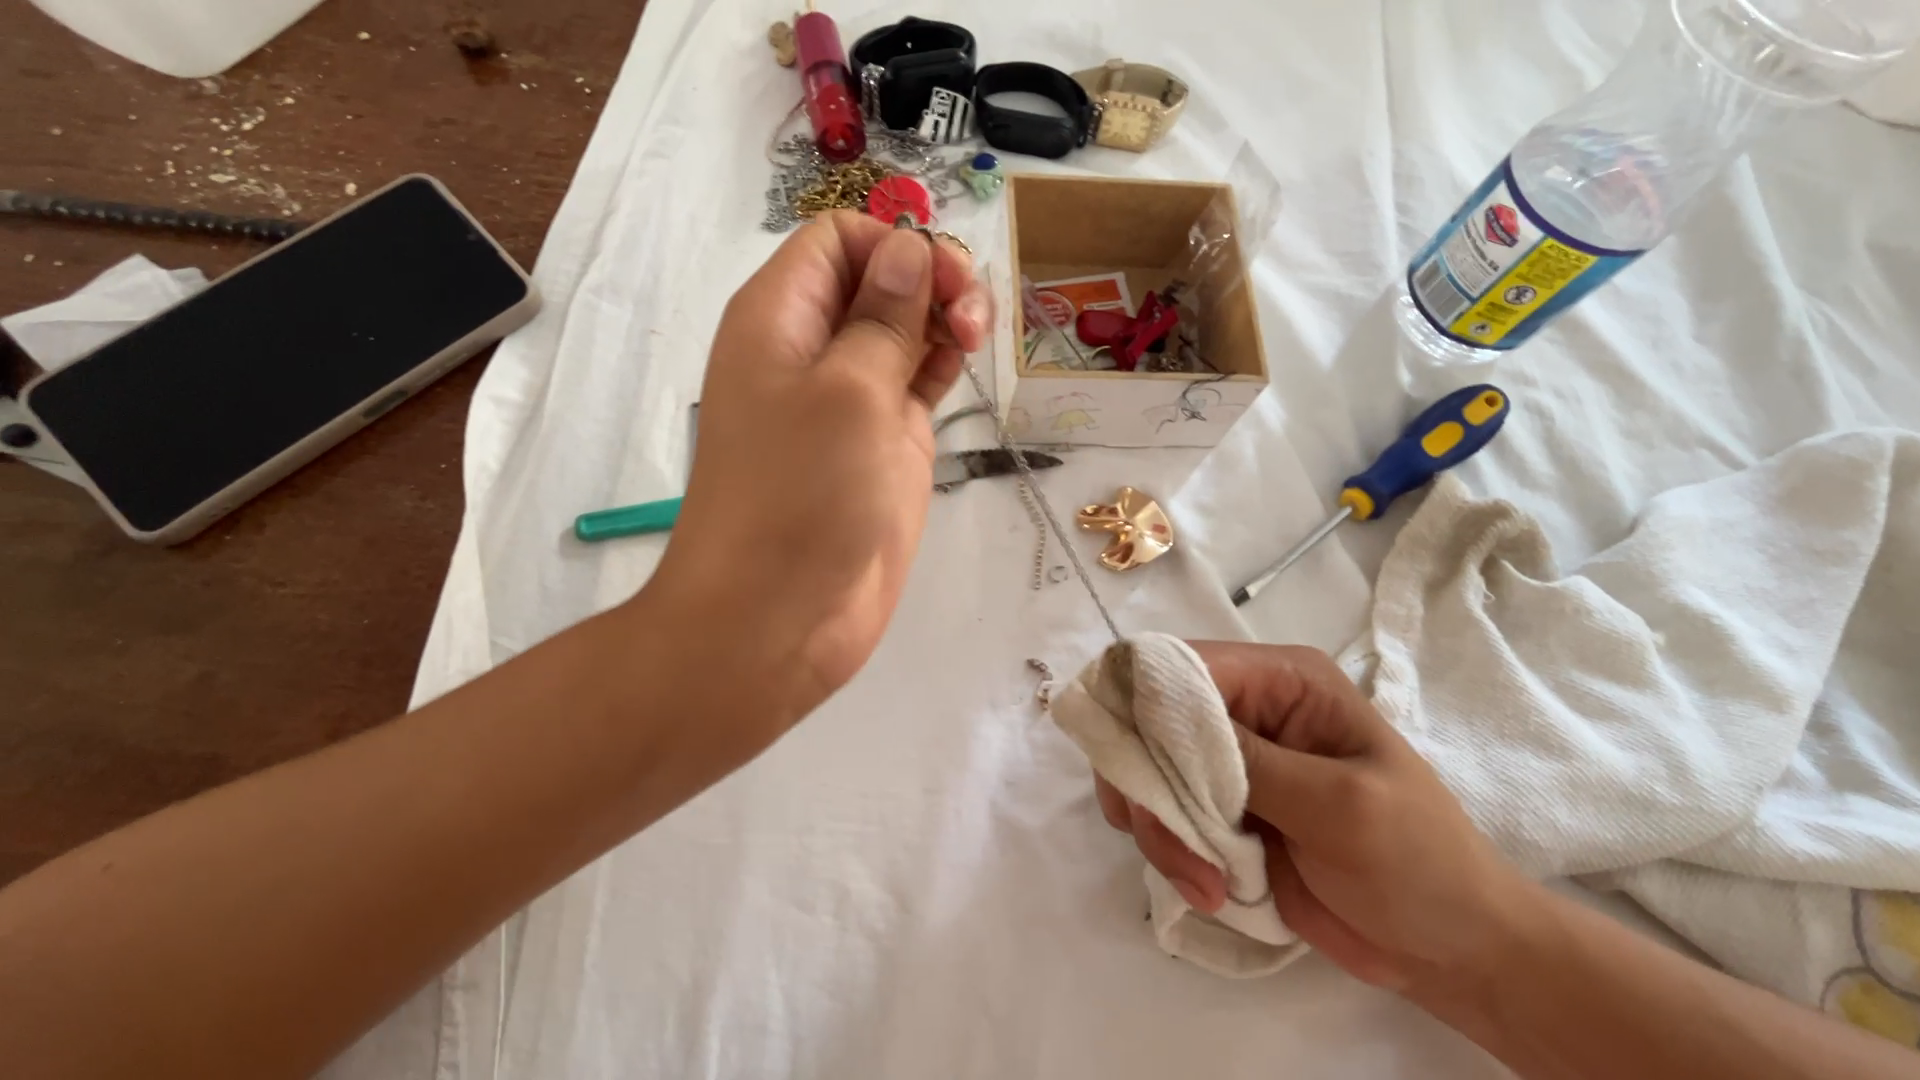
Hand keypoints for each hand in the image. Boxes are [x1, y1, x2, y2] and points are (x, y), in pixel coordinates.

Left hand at [647, 212, 990, 733]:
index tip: (938, 284)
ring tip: (978, 340)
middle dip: (928, 279)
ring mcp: (848, 399)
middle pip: (876, 278)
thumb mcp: (849, 391)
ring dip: (943, 319)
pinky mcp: (879, 444)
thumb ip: (884, 316)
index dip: (892, 243)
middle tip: (969, 320)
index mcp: (779, 317)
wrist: (780, 617)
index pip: (837, 239)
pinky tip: (968, 362)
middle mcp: (811, 348)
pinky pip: (913, 381)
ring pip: (901, 329)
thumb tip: (910, 249)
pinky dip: (942, 363)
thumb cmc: (803, 495)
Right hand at [1095, 642, 1535, 993]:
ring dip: (1161, 830)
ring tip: (1205, 883)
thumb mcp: (1338, 805)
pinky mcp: (1221, 814)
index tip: (1138, 771)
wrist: (1449, 949)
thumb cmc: (1416, 862)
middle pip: (1148, 721)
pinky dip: (1169, 851)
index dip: (1143, 706)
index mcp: (1283, 682)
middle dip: (1147, 786)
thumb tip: (1158, 715)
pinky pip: (1163, 815)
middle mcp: (1248, 712)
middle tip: (1175, 847)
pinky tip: (1207, 888)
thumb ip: (1248, 761)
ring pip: (1147, 773)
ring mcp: (1230, 765)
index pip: (1182, 666)